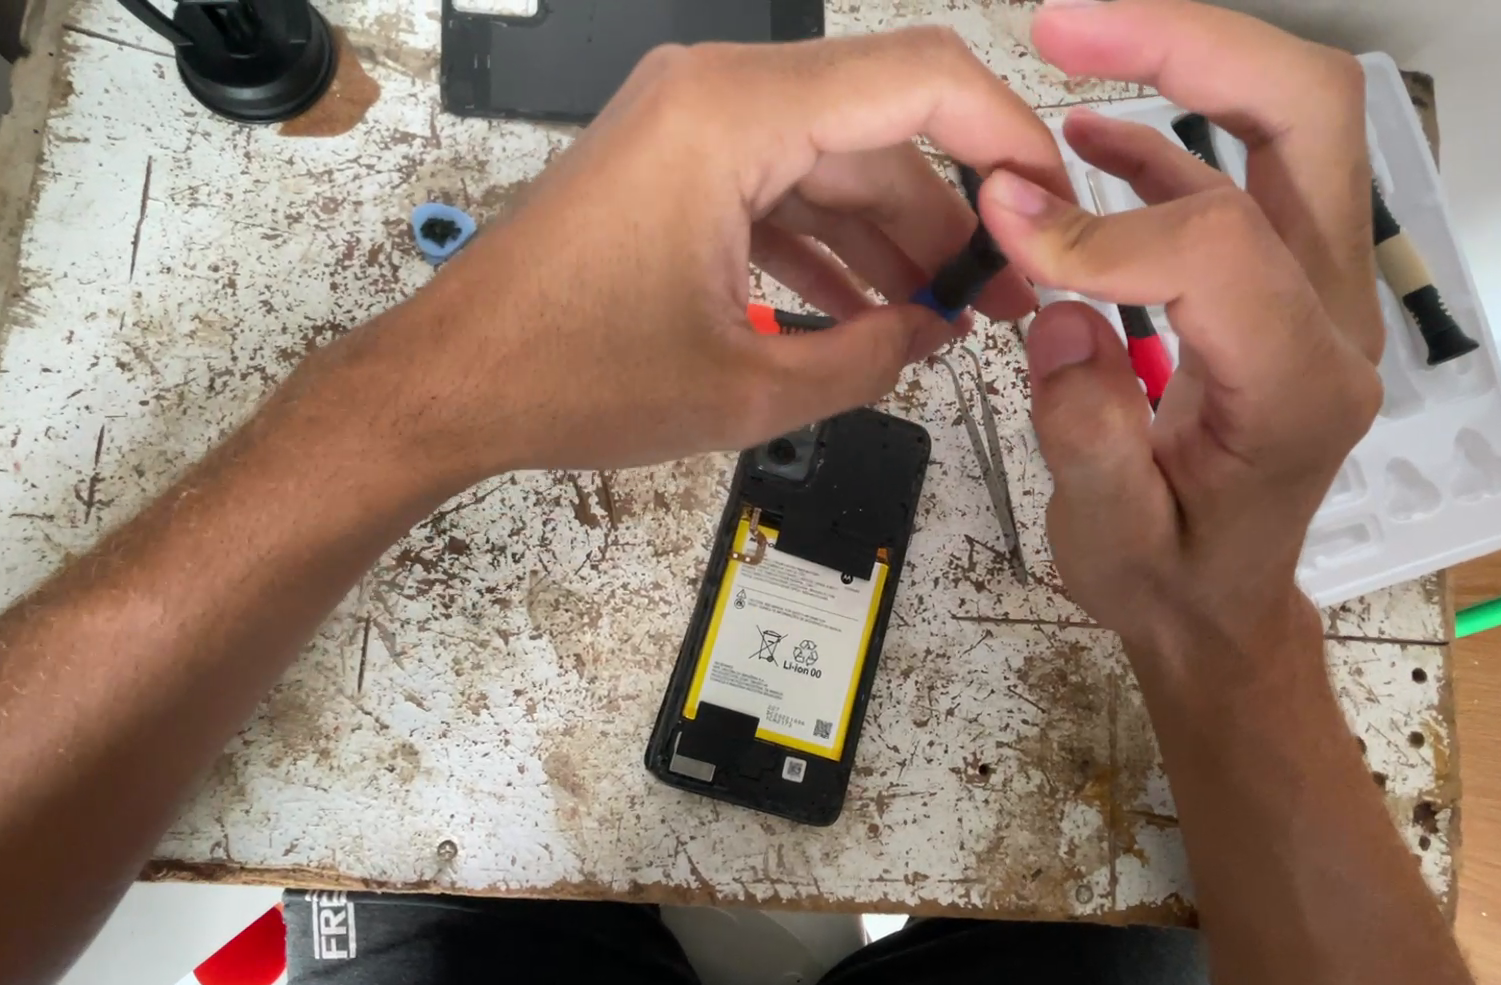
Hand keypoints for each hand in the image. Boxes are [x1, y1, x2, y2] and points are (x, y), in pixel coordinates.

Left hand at [410, 29, 1072, 473]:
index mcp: (734, 118)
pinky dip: (825, 251)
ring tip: (940, 318)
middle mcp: (713, 100)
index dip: (1006, 138)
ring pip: (828, 170)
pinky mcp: (671, 181)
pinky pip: (776, 200)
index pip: (921, 79)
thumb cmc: (572, 380)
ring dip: (889, 242)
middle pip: (878, 134)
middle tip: (995, 298)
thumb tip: (927, 338)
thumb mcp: (744, 390)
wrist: (455, 387)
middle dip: (948, 219)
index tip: (1045, 207)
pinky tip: (864, 308)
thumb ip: (863, 363)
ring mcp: (688, 137)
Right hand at [978, 0, 1383, 651]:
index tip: (999, 226)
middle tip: (1068, 23)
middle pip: (1305, 119)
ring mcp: (1310, 295)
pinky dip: (1165, 137)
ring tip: (1066, 47)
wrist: (1215, 605)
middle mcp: (1329, 316)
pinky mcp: (1270, 293)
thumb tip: (1060, 311)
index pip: (1212, 248)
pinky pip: (1236, 182)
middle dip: (1189, 48)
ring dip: (1180, 64)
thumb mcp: (1108, 532)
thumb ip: (1087, 431)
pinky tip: (1088, 135)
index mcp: (1296, 385)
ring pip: (1283, 128)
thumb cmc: (1162, 579)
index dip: (1095, 228)